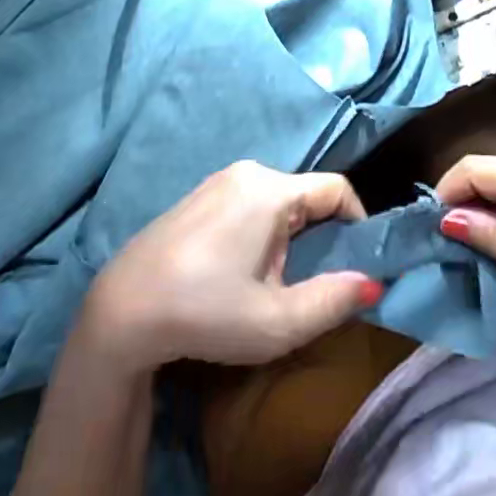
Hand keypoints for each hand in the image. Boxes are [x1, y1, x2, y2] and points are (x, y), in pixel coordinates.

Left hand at [80, 161, 383, 371]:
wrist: (121, 312)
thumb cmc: (205, 313)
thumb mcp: (278, 322)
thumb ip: (334, 300)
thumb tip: (374, 282)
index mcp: (270, 191)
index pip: (336, 189)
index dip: (358, 222)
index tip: (357, 263)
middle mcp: (246, 173)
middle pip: (306, 195)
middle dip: (321, 236)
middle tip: (312, 282)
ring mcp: (216, 183)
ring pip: (277, 202)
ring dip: (290, 237)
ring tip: (273, 283)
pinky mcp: (196, 197)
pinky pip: (248, 204)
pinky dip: (261, 231)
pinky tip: (239, 271)